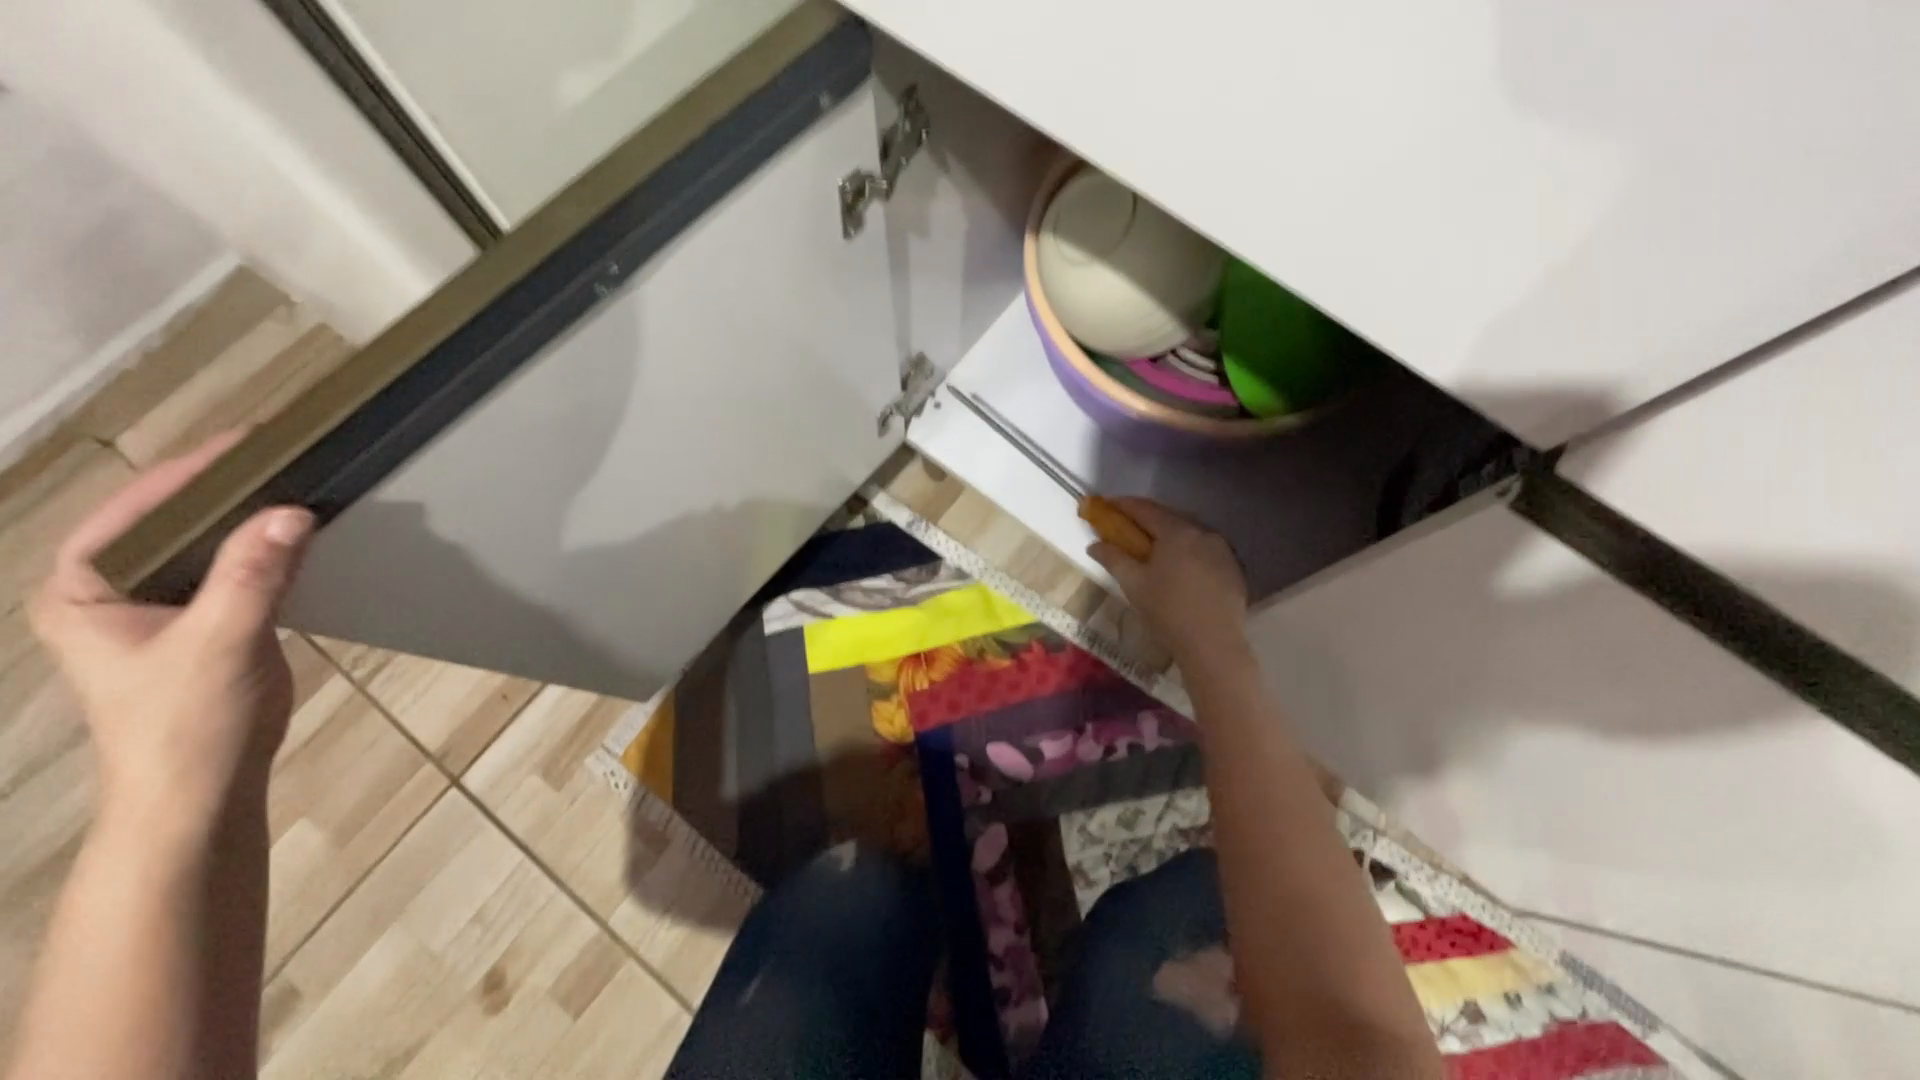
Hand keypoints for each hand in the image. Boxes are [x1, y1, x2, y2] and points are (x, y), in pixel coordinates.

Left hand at [29, 433, 314, 837]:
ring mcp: (161, 607)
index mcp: (81, 589)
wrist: (201, 795)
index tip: (253, 442)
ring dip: (252, 520)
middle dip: (229, 490)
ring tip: (301, 486)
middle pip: (172, 520)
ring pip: (207, 544)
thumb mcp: (219, 643)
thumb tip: (293, 511)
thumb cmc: (185, 724)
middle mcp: (113, 589)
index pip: (136, 510)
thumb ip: (252, 575)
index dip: (192, 473)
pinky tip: (302, 536)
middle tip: (287, 458)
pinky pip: (235, 570)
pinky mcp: (206, 623)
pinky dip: (269, 551)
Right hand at [1087, 497, 1248, 661]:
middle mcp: (1203, 533)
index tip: (1107, 505)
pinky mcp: (1234, 569)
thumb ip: (1113, 558)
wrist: (1213, 644)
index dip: (1123, 505)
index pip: (1145, 509)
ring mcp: (1222, 550)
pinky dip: (1187, 552)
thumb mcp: (1133, 584)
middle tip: (1126, 527)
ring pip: (1190, 534)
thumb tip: (1095, 544)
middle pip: (1170, 518)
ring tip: (1153, 548)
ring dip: (1169, 535)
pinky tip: (1179, 568)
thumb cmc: (1167, 611)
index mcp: (1177, 532)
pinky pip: (1205, 551)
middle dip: (1146, 519)